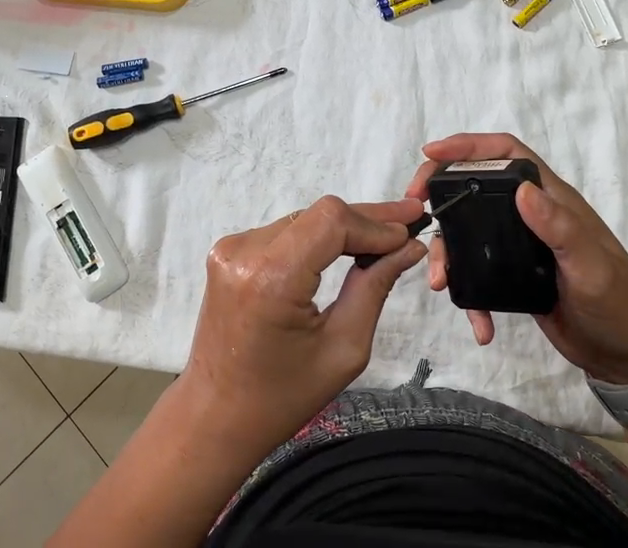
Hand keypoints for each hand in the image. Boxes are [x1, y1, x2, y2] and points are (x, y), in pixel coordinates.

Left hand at [179, 195, 427, 450]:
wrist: (217, 413)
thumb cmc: (283, 396)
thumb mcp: (343, 349)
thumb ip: (375, 288)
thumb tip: (408, 247)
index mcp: (270, 277)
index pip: (331, 221)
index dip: (374, 223)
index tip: (410, 232)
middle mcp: (244, 250)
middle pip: (317, 214)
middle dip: (366, 220)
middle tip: (411, 219)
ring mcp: (231, 248)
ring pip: (302, 219)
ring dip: (343, 228)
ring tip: (385, 238)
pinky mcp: (228, 252)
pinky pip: (284, 232)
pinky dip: (316, 238)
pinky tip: (345, 250)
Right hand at [404, 133, 627, 384]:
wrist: (626, 357)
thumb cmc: (617, 304)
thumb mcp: (592, 267)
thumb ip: (560, 228)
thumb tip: (522, 190)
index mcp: (552, 199)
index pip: (506, 154)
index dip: (468, 145)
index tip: (430, 152)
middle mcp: (530, 215)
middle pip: (472, 186)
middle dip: (438, 193)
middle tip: (414, 208)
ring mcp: (517, 245)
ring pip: (465, 233)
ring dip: (447, 255)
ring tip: (439, 283)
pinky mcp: (509, 275)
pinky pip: (475, 274)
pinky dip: (468, 296)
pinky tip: (477, 323)